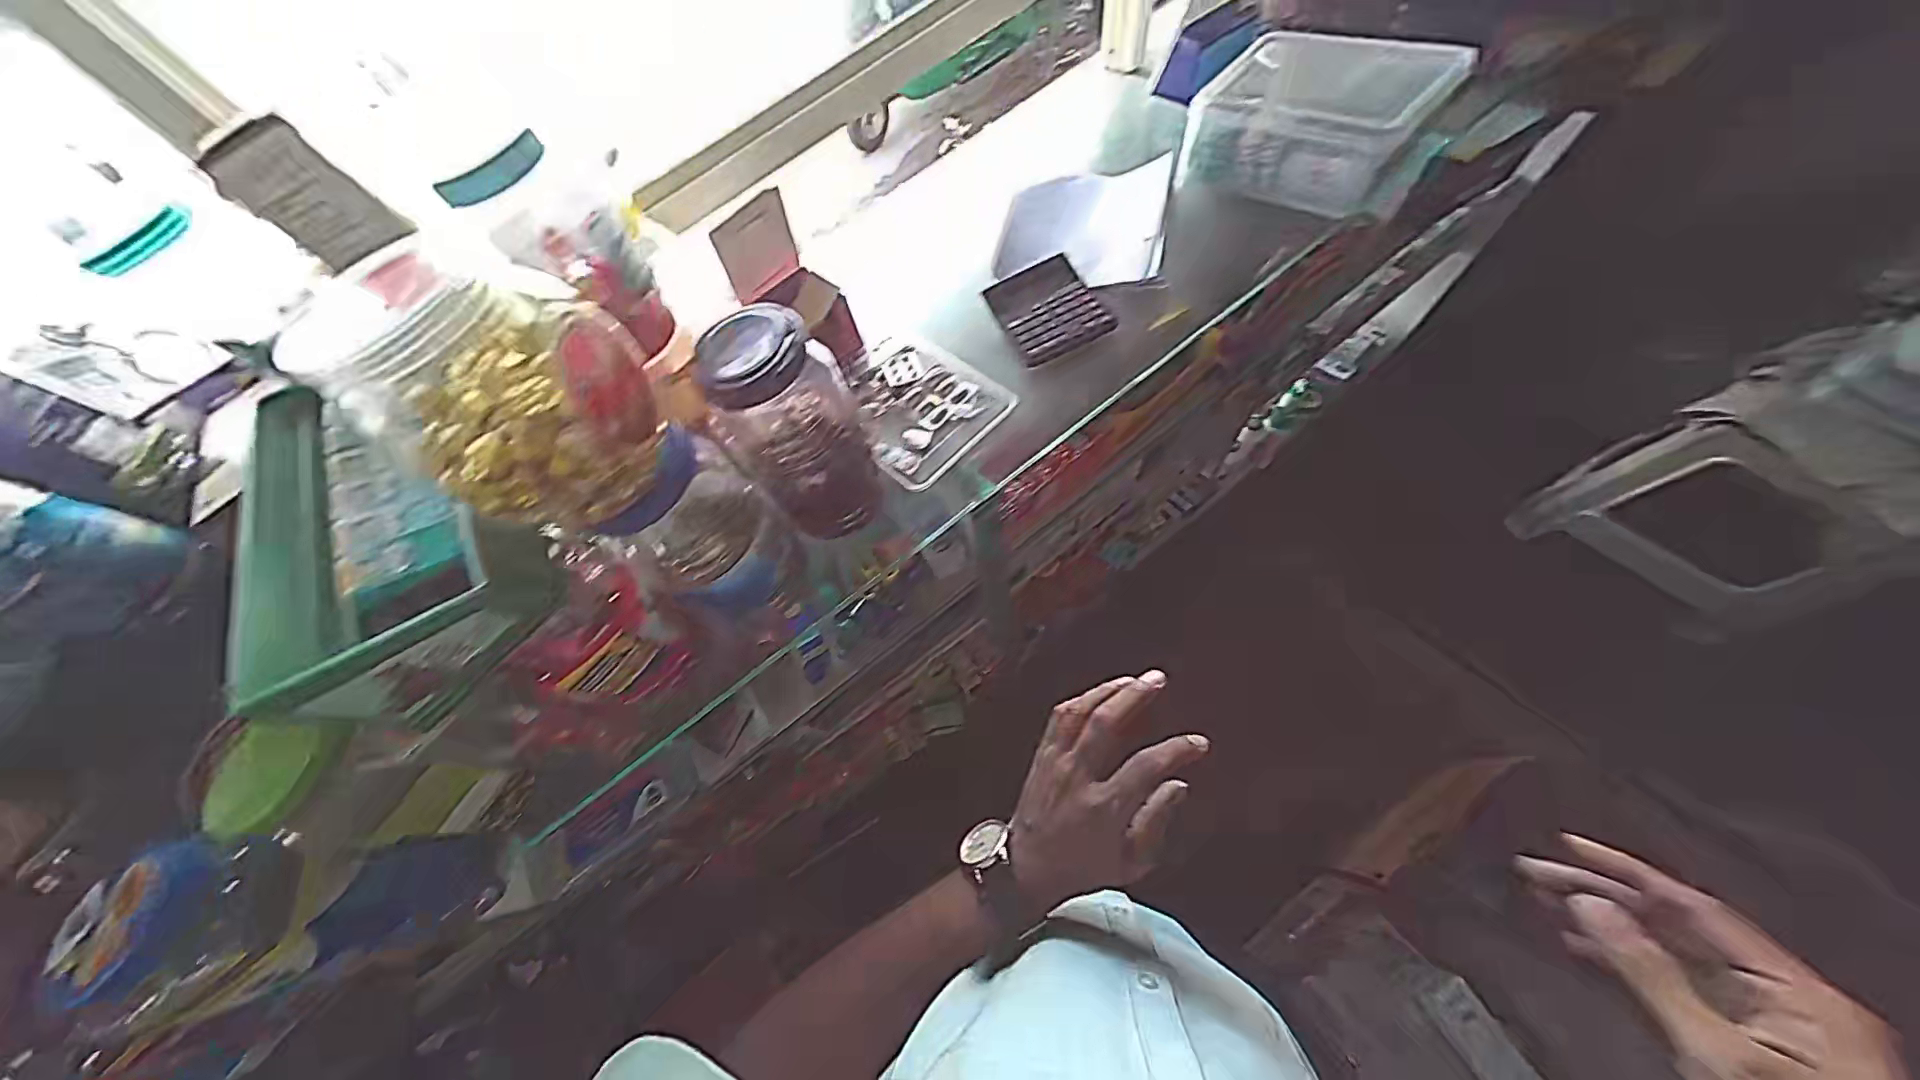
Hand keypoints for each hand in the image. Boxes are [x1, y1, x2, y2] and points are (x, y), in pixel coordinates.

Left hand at [1005, 671, 1208, 921]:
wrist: (1024, 869)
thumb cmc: (1081, 870)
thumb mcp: (1129, 863)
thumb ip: (1155, 821)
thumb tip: (1178, 785)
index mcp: (1104, 808)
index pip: (1145, 767)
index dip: (1175, 750)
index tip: (1197, 742)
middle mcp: (1077, 778)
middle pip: (1106, 725)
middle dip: (1135, 697)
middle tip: (1158, 679)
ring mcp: (1055, 763)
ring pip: (1079, 713)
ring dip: (1107, 690)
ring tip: (1133, 679)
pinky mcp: (1041, 756)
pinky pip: (1059, 718)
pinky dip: (1081, 700)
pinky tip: (1100, 693)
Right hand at [1516, 834, 1907, 1079]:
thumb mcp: (1715, 1049)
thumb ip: (1653, 976)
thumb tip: (1588, 903)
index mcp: (1797, 989)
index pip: (1692, 906)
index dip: (1625, 869)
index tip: (1566, 842)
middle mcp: (1780, 995)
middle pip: (1672, 924)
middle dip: (1598, 892)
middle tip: (1535, 870)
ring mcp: (1759, 1021)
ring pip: (1663, 950)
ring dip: (1600, 921)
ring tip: (1543, 897)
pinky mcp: (1734, 1041)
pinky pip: (1666, 982)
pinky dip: (1618, 960)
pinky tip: (1578, 944)